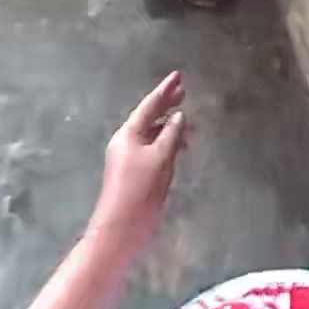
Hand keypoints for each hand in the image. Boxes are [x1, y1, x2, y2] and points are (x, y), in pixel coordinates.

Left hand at [87, 71, 189, 254]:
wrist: (118, 232)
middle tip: (183, 92)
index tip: (178, 76)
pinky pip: (153, 148)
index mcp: (129, 134)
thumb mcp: (160, 159)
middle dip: (167, 104)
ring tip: (189, 123)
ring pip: (152, 133)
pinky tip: (180, 146)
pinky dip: (167, 142)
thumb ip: (172, 134)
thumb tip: (179, 117)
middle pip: (149, 117)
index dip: (165, 90)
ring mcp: (129, 158)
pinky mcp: (134, 173)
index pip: (150, 105)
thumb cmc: (139, 191)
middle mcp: (126, 141)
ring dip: (170, 126)